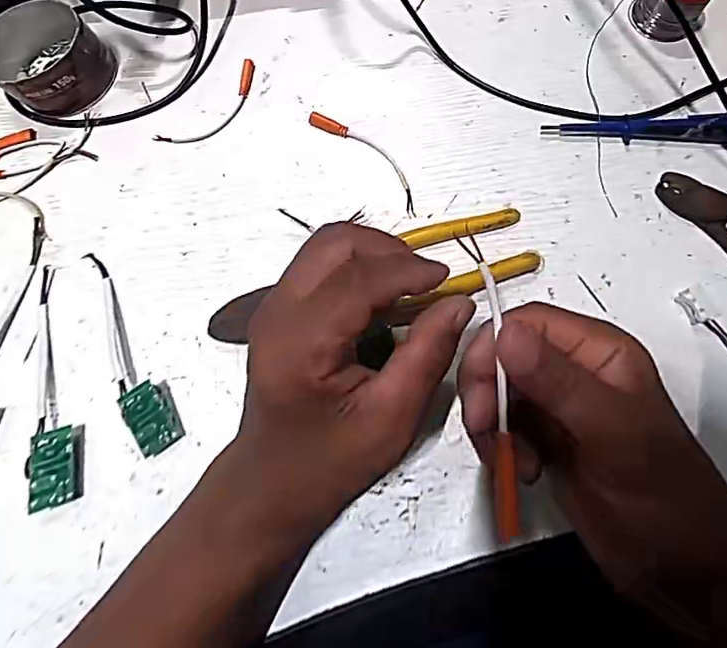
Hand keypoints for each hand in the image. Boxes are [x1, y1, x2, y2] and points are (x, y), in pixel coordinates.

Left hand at [234, 223, 475, 532]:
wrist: (269, 484)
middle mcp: (278, 311)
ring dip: (373, 251)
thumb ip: (427, 356)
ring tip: (407, 283)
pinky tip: (382, 294)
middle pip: (335, 242)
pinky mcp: (280, 305)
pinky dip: (358, 263)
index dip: (408, 270)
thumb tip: (458, 303)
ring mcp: (273, 304)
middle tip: (425, 280)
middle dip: (388, 250)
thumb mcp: (390, 421)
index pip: (359, 278)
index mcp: (300, 342)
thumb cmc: (326, 463)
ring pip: (327, 243)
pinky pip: (322, 261)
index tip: (445, 280)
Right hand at [459, 304, 726, 644]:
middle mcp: (577, 371)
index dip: (495, 347)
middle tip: (485, 428)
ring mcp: (561, 407)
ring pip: (500, 390)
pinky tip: (520, 470)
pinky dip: (499, 446)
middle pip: (506, 353)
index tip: (480, 388)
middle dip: (487, 388)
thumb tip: (508, 334)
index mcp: (600, 352)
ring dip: (490, 422)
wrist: (689, 577)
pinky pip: (505, 426)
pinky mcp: (550, 441)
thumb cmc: (671, 502)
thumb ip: (559, 382)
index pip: (529, 322)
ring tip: (510, 459)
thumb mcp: (612, 435)